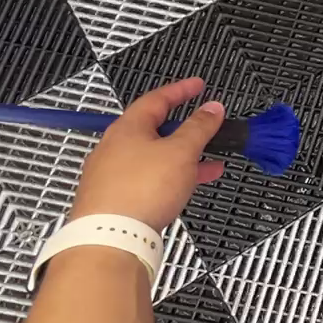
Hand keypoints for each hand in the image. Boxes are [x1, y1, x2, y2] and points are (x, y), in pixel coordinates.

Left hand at [69, 78, 225, 232]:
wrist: (110, 237)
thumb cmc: (140, 190)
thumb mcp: (181, 151)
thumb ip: (200, 127)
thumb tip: (212, 108)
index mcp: (127, 129)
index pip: (156, 99)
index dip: (181, 90)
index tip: (197, 85)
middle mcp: (114, 148)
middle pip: (155, 130)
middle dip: (186, 129)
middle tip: (207, 126)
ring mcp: (112, 174)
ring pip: (154, 156)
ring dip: (184, 156)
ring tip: (210, 162)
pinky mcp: (115, 197)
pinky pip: (149, 178)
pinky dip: (172, 176)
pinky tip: (190, 185)